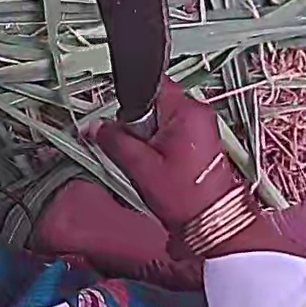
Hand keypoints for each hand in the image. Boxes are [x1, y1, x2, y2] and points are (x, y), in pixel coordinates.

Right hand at [92, 79, 262, 255]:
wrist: (210, 221)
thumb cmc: (185, 197)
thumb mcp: (139, 167)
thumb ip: (113, 140)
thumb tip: (95, 128)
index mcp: (187, 112)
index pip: (151, 86)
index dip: (130, 103)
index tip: (120, 122)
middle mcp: (199, 114)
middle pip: (153, 103)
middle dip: (137, 124)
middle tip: (137, 150)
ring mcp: (203, 127)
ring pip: (160, 119)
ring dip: (147, 136)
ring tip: (150, 161)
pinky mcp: (201, 141)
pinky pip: (171, 132)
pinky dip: (158, 145)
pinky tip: (158, 165)